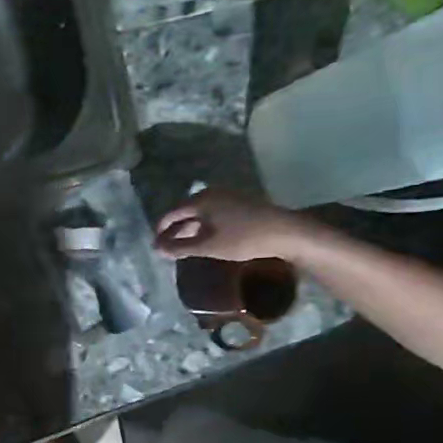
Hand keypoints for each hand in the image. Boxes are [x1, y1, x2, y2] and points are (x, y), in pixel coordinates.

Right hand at [153, 188, 318, 262]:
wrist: (287, 232)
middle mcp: (212, 193)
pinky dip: (204, 225)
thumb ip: (178, 247)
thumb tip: (156, 248)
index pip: (170, 214)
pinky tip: (205, 238)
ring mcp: (228, 196)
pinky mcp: (241, 202)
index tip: (155, 246)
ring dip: (189, 229)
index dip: (160, 231)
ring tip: (184, 245)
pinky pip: (213, 212)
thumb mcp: (206, 246)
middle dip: (174, 230)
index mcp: (200, 200)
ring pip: (199, 213)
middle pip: (185, 212)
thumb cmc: (242, 239)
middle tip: (167, 248)